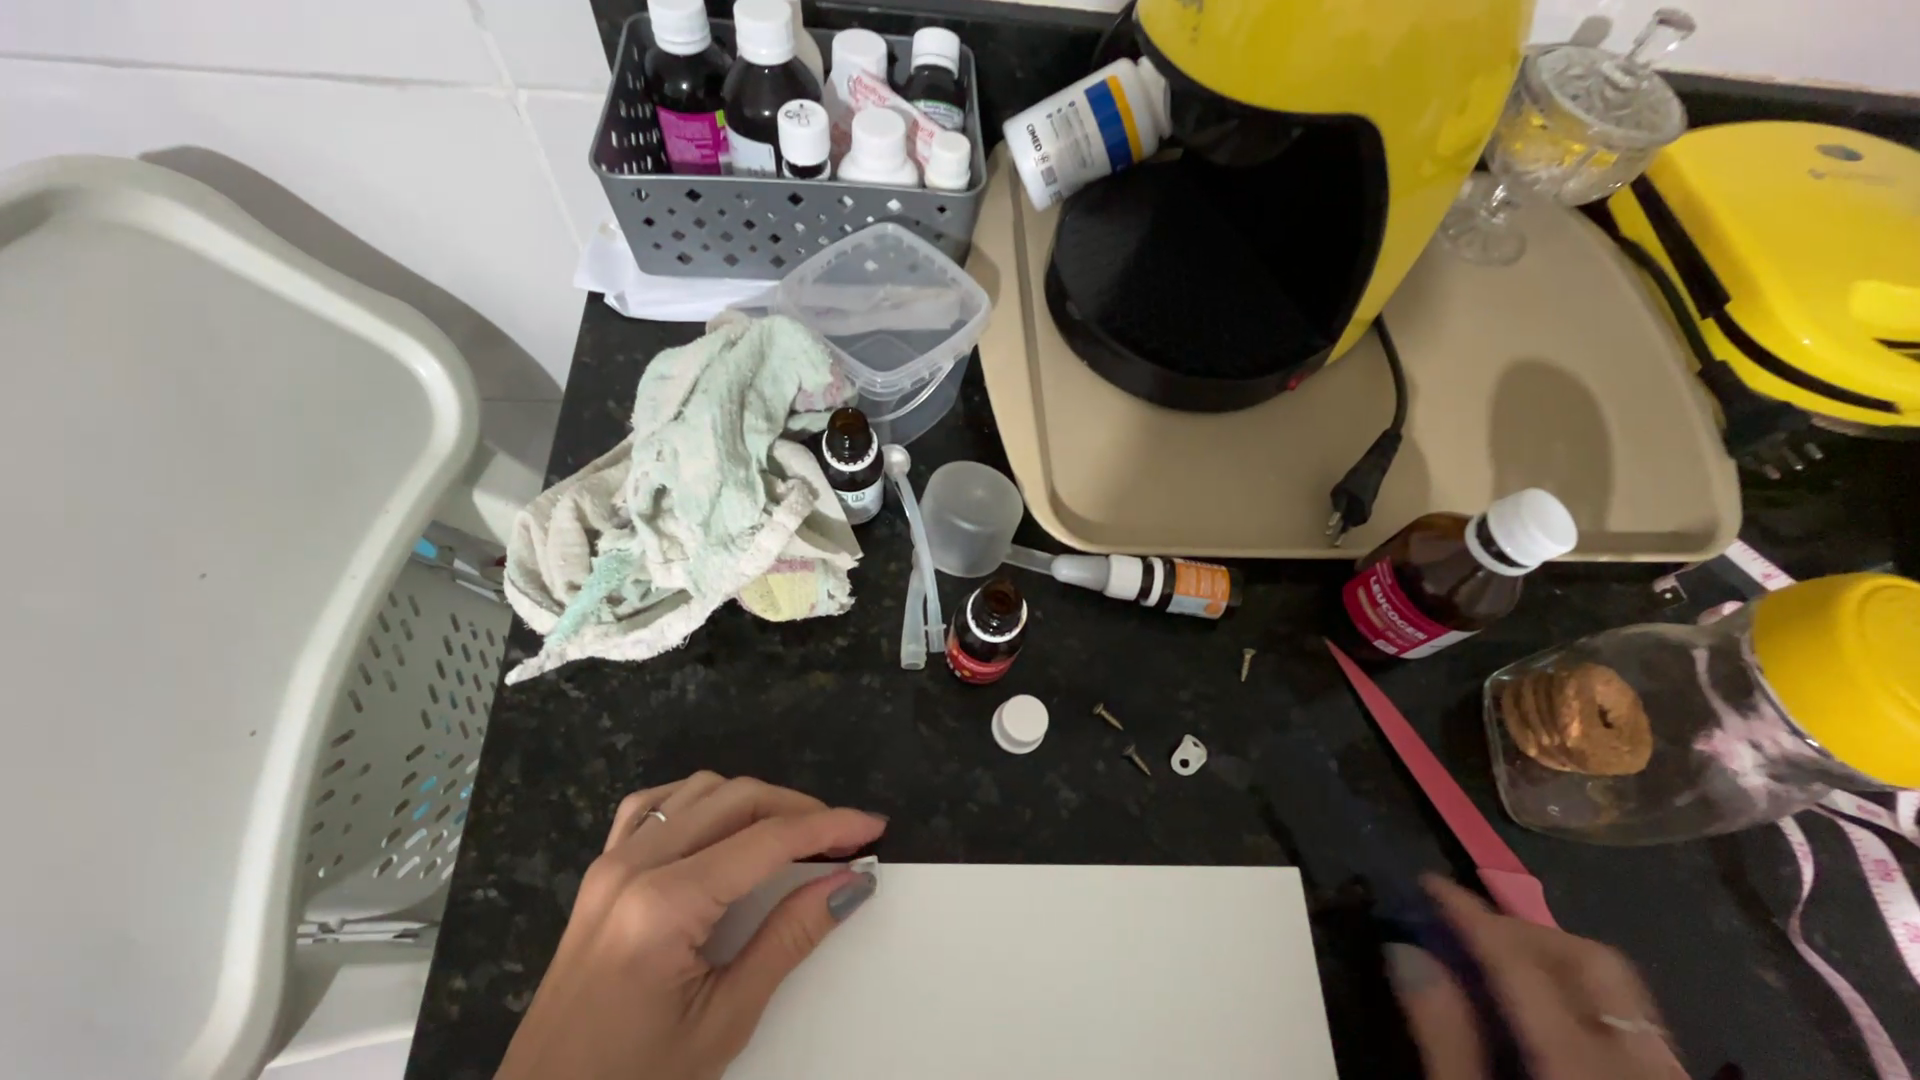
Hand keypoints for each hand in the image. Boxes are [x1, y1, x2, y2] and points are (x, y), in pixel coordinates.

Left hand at [496, 772, 886, 1079]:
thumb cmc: (635, 1079)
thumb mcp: (724, 1020)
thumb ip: (788, 940)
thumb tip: (849, 884)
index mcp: (666, 905)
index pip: (766, 840)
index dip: (829, 826)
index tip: (873, 826)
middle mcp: (634, 865)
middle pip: (737, 798)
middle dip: (800, 808)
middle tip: (845, 839)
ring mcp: (611, 862)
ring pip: (700, 790)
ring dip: (756, 800)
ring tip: (795, 836)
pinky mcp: (599, 871)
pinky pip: (655, 804)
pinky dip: (702, 800)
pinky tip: (724, 825)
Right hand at [1389, 876, 1686, 1079]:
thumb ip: (1444, 1036)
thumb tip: (1406, 952)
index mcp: (1579, 1061)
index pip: (1518, 960)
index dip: (1468, 912)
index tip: (1428, 880)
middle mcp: (1637, 1058)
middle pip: (1588, 958)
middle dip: (1521, 928)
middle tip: (1466, 924)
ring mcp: (1665, 1071)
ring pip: (1618, 985)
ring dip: (1554, 956)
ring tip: (1500, 960)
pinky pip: (1631, 1017)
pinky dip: (1582, 993)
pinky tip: (1546, 1008)